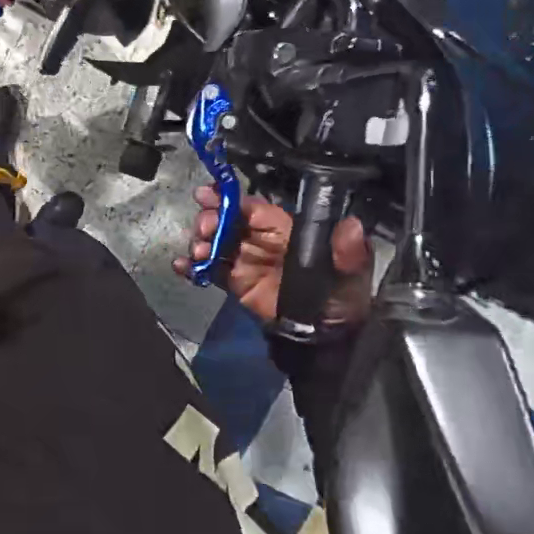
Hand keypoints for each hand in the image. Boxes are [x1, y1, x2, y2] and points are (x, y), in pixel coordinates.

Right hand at [173, 186, 373, 326]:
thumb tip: (351, 225)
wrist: (327, 340)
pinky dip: (191, 266)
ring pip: (214, 242)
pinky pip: (209, 270)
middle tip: (203, 229)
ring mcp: (245, 261)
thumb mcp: (351, 273)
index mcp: (286, 230)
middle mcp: (261, 241)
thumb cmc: (342, 300)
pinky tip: (182, 266)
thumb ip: (349, 252)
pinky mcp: (234, 283)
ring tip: (197, 251)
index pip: (254, 208)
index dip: (231, 199)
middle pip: (228, 221)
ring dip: (199, 241)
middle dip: (210, 219)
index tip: (209, 193)